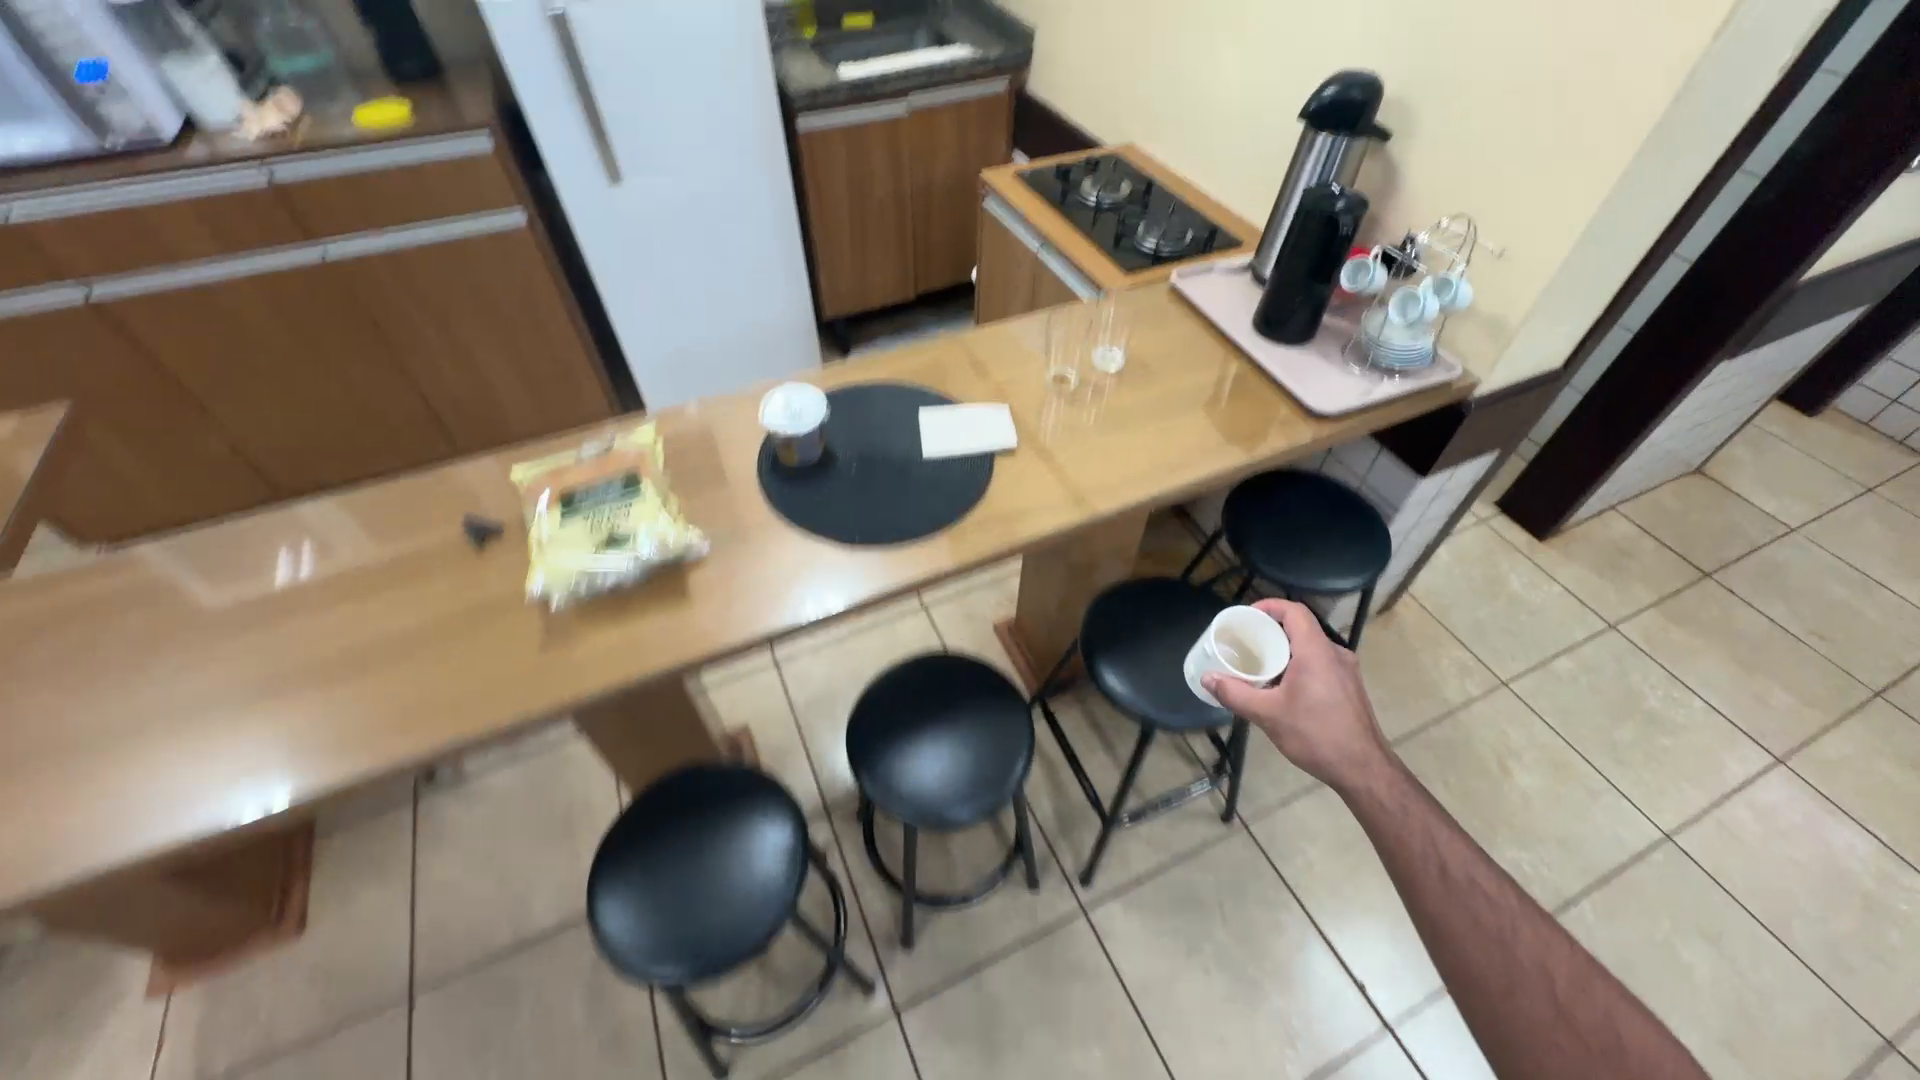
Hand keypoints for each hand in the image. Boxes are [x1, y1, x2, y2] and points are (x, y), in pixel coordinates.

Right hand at [1202, 599, 1393, 794]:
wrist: (1363, 769)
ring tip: (1259, 667)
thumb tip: (1208, 679)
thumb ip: (1235, 694)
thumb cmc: (1316, 735)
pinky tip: (1283, 689)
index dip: (1269, 606)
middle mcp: (1335, 654)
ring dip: (1285, 652)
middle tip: (1245, 644)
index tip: (1246, 617)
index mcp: (1316, 652)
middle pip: (1301, 629)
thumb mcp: (1267, 715)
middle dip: (1271, 632)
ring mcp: (1346, 672)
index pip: (1294, 611)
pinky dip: (1298, 666)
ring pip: (1311, 648)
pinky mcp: (1350, 688)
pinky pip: (1320, 665)